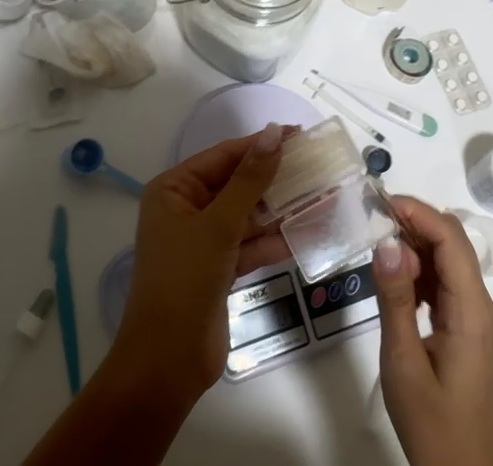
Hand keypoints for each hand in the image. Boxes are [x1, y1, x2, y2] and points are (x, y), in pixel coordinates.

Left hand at [110, 123, 292, 399]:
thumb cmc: (184, 279)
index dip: (260, 144)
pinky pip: (251, 244)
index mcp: (173, 190)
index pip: (223, 156)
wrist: (168, 358)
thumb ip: (250, 180)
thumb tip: (273, 133)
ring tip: (324, 196)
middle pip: (237, 184)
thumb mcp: (218, 225)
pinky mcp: (219, 269)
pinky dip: (276, 240)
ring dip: (282, 210)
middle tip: (319, 166)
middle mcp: (186, 210)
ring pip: (248, 216)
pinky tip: (309, 232)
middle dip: (276, 178)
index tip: (299, 134)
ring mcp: (203, 241)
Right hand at [374, 196, 492, 465]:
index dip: (417, 212)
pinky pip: (441, 282)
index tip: (378, 201)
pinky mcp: (461, 327)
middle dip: (413, 222)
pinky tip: (391, 275)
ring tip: (373, 240)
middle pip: (451, 242)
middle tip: (369, 218)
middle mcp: (477, 303)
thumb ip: (395, 299)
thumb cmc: (432, 420)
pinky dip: (417, 270)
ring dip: (413, 244)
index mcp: (471, 307)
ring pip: (445, 260)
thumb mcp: (403, 361)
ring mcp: (470, 315)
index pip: (449, 238)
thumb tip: (386, 243)